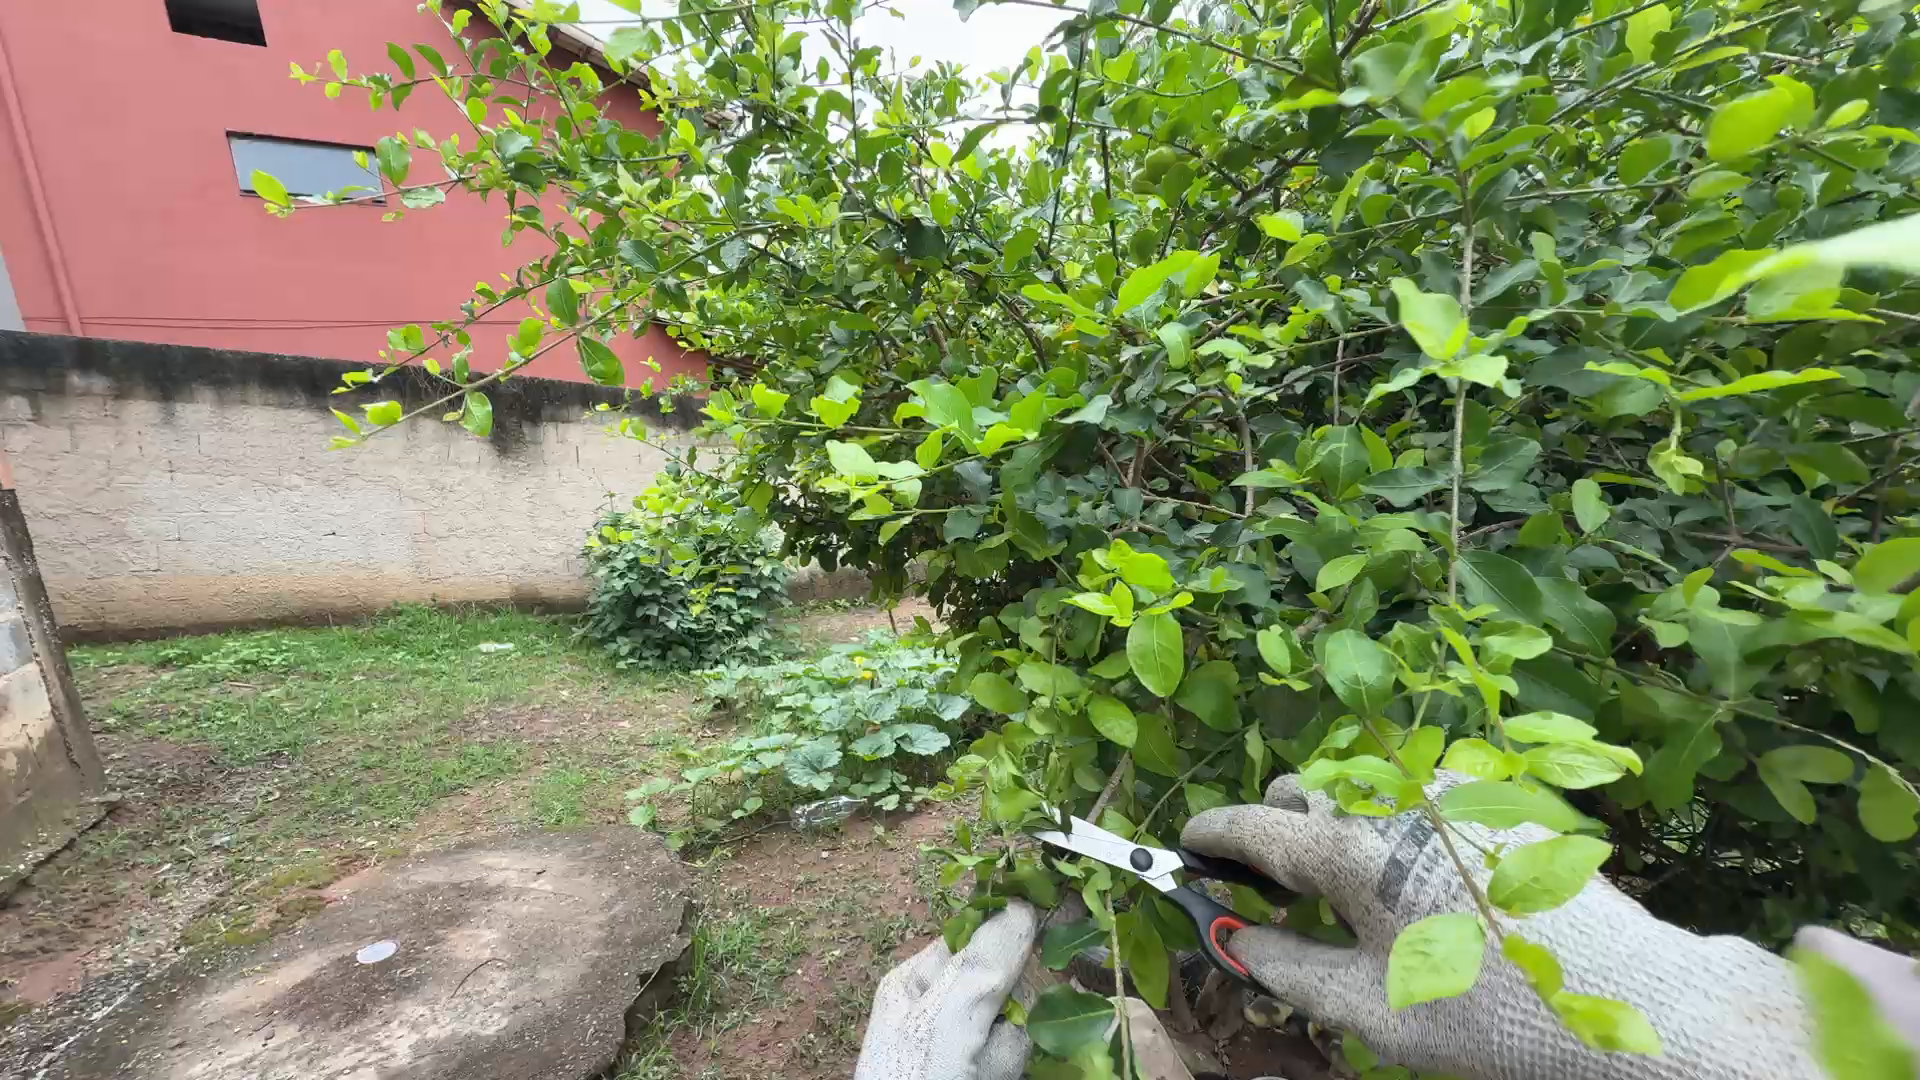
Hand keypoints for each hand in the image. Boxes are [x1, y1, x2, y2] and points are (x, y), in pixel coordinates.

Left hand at [855, 900, 1035, 1079]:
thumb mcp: (943, 1021)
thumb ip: (981, 966)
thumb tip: (1021, 904)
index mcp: (917, 981)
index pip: (974, 936)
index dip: (1011, 927)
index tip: (1050, 910)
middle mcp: (940, 1010)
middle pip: (1004, 985)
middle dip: (1007, 1010)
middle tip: (981, 1042)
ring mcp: (963, 1051)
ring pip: (1016, 1029)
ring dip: (1005, 1055)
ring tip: (977, 1077)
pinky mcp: (986, 1076)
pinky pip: (1016, 1060)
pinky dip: (1008, 1070)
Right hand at [1183, 773, 1819, 1079]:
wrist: (1638, 1003)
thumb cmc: (1490, 1015)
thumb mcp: (1373, 1010)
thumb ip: (1287, 966)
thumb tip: (1233, 938)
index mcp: (1344, 850)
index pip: (1248, 825)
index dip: (1209, 834)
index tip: (1188, 845)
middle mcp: (1378, 800)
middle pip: (1293, 792)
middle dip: (1272, 829)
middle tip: (1284, 887)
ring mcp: (1430, 788)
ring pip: (1346, 783)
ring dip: (1327, 820)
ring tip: (1355, 882)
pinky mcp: (1475, 792)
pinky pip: (1400, 789)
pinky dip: (1382, 818)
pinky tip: (1420, 874)